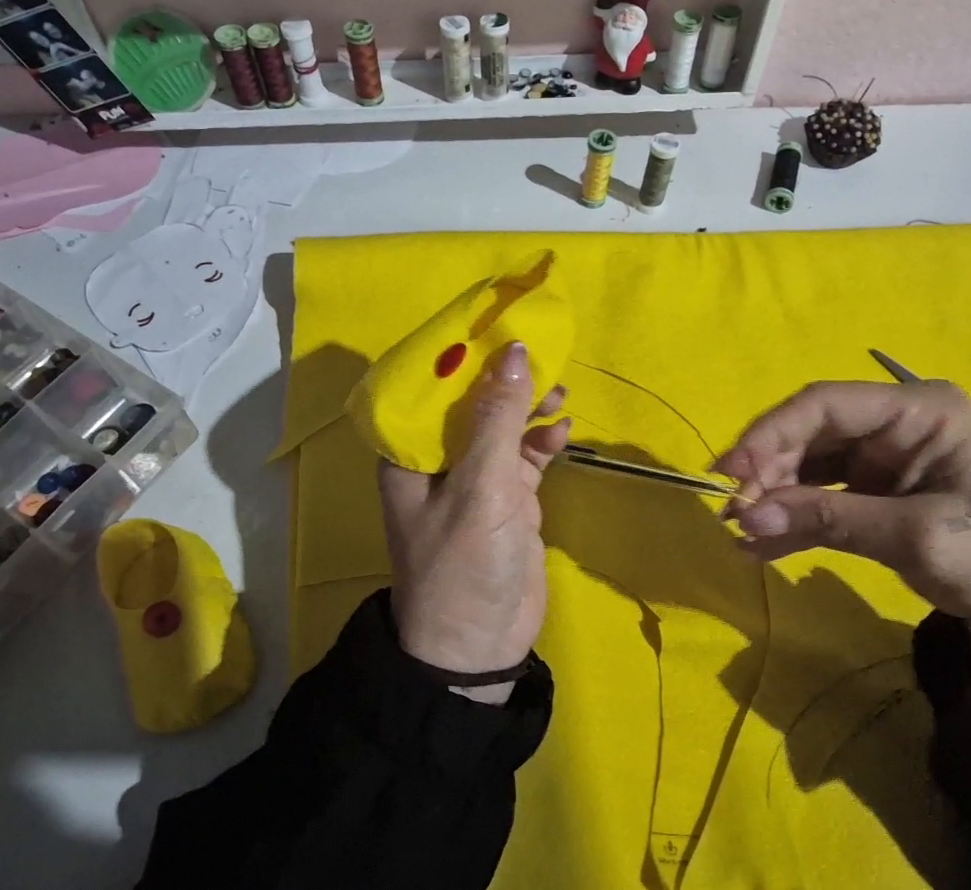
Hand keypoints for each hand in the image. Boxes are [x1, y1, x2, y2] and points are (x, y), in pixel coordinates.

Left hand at [378, 342, 570, 703]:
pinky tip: (562, 432)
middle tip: (543, 353)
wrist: (479, 649)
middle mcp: (436, 458)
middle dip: (503, 376)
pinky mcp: (506, 499)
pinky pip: (524, 454)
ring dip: (528, 406)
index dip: (460, 351)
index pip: (428, 384)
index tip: (497, 320)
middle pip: (470, 400)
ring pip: (501, 424)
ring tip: (559, 393)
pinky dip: (542, 440)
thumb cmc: (463, 566)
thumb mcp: (481, 488)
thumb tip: (515, 350)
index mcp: (408, 452)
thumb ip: (498, 418)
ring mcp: (473, 479)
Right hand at [715, 381, 970, 682]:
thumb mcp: (916, 537)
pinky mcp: (874, 491)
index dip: (772, 434)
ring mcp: (883, 458)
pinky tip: (762, 546)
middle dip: (769, 471)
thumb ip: (829, 520)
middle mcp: (894, 424)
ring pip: (807, 464)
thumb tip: (746, 518)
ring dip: (773, 497)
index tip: (732, 473)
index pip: (826, 405)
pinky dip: (792, 519)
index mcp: (918, 411)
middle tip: (734, 511)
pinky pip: (819, 496)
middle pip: (811, 433)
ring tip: (741, 532)